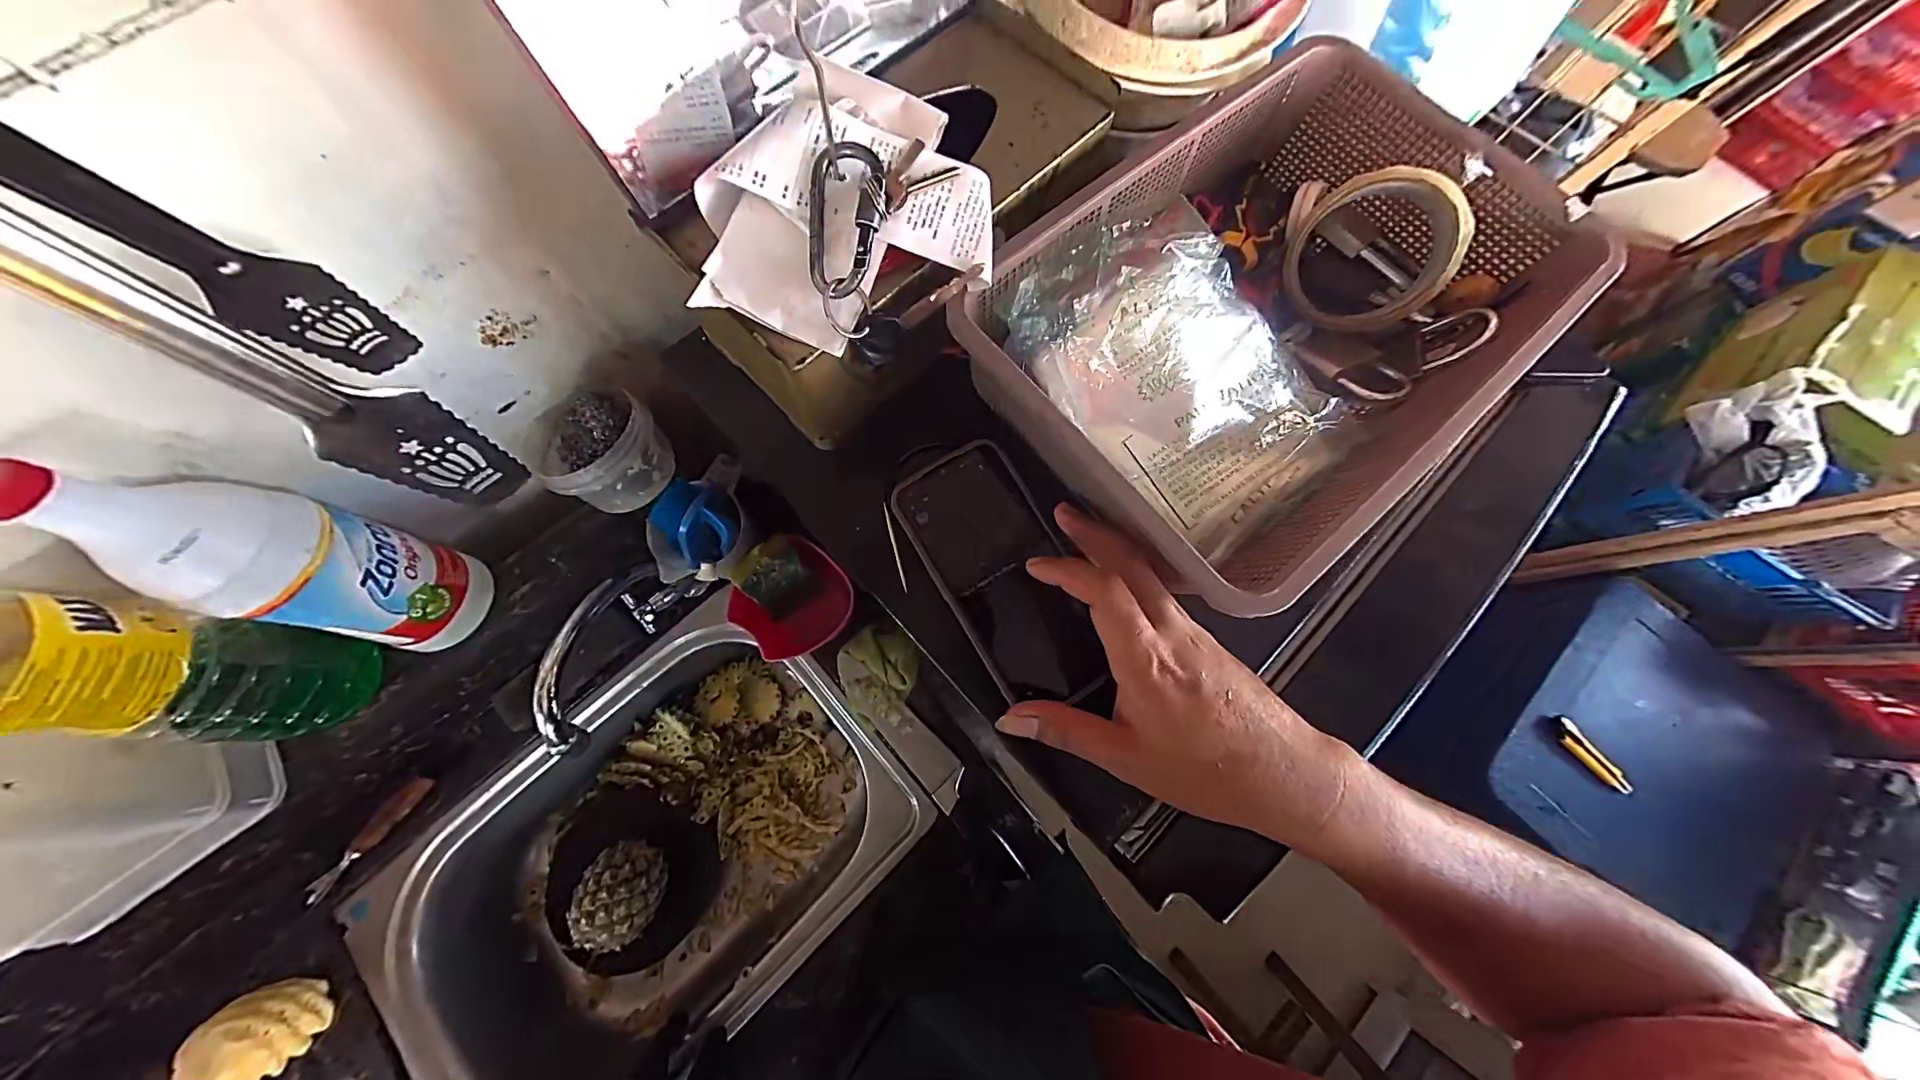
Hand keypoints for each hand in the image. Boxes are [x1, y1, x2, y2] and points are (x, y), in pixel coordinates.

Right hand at [995, 504, 1367, 853]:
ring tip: (1088, 534)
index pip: (1104, 591)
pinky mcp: (1207, 637)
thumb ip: (1064, 731)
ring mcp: (1193, 630)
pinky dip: (1136, 572)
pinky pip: (1164, 591)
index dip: (1068, 569)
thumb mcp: (1124, 758)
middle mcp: (1172, 632)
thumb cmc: (1207, 771)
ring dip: (1116, 547)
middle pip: (1132, 563)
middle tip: (1066, 512)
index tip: (1039, 564)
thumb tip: (1014, 719)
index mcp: (1146, 659)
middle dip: (1094, 532)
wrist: (1283, 772)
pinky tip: (1126, 581)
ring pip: (1150, 573)